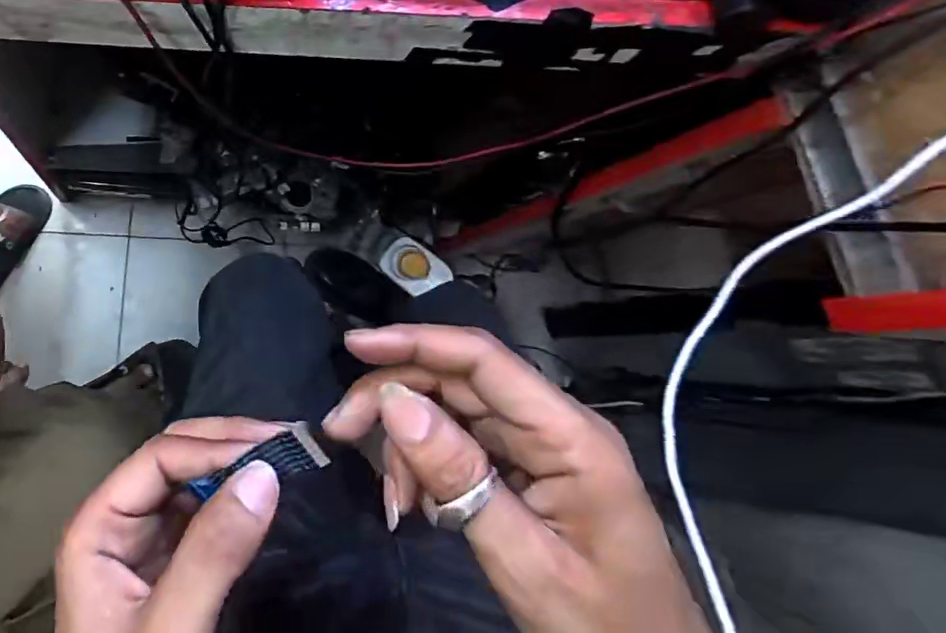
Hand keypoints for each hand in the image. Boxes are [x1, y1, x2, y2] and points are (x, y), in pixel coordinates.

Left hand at [57, 418, 285, 632]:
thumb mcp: (170, 631)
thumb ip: (211, 554)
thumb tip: (266, 471)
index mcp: (98, 527)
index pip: (158, 458)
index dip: (214, 446)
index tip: (273, 447)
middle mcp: (122, 522)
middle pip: (177, 456)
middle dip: (231, 443)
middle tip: (289, 440)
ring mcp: (150, 541)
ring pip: (197, 477)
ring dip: (241, 461)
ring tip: (289, 454)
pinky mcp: (176, 562)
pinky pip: (209, 510)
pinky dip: (242, 494)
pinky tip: (272, 489)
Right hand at [322, 326, 707, 632]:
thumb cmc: (604, 626)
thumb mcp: (527, 563)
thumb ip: (462, 480)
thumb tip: (396, 401)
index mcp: (568, 433)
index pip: (483, 360)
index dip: (418, 341)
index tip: (357, 345)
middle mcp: (550, 423)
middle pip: (459, 382)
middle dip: (397, 397)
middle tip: (342, 430)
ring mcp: (537, 444)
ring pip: (453, 413)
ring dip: (409, 443)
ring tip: (396, 499)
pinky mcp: (524, 467)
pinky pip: (462, 445)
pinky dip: (428, 466)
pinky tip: (417, 502)